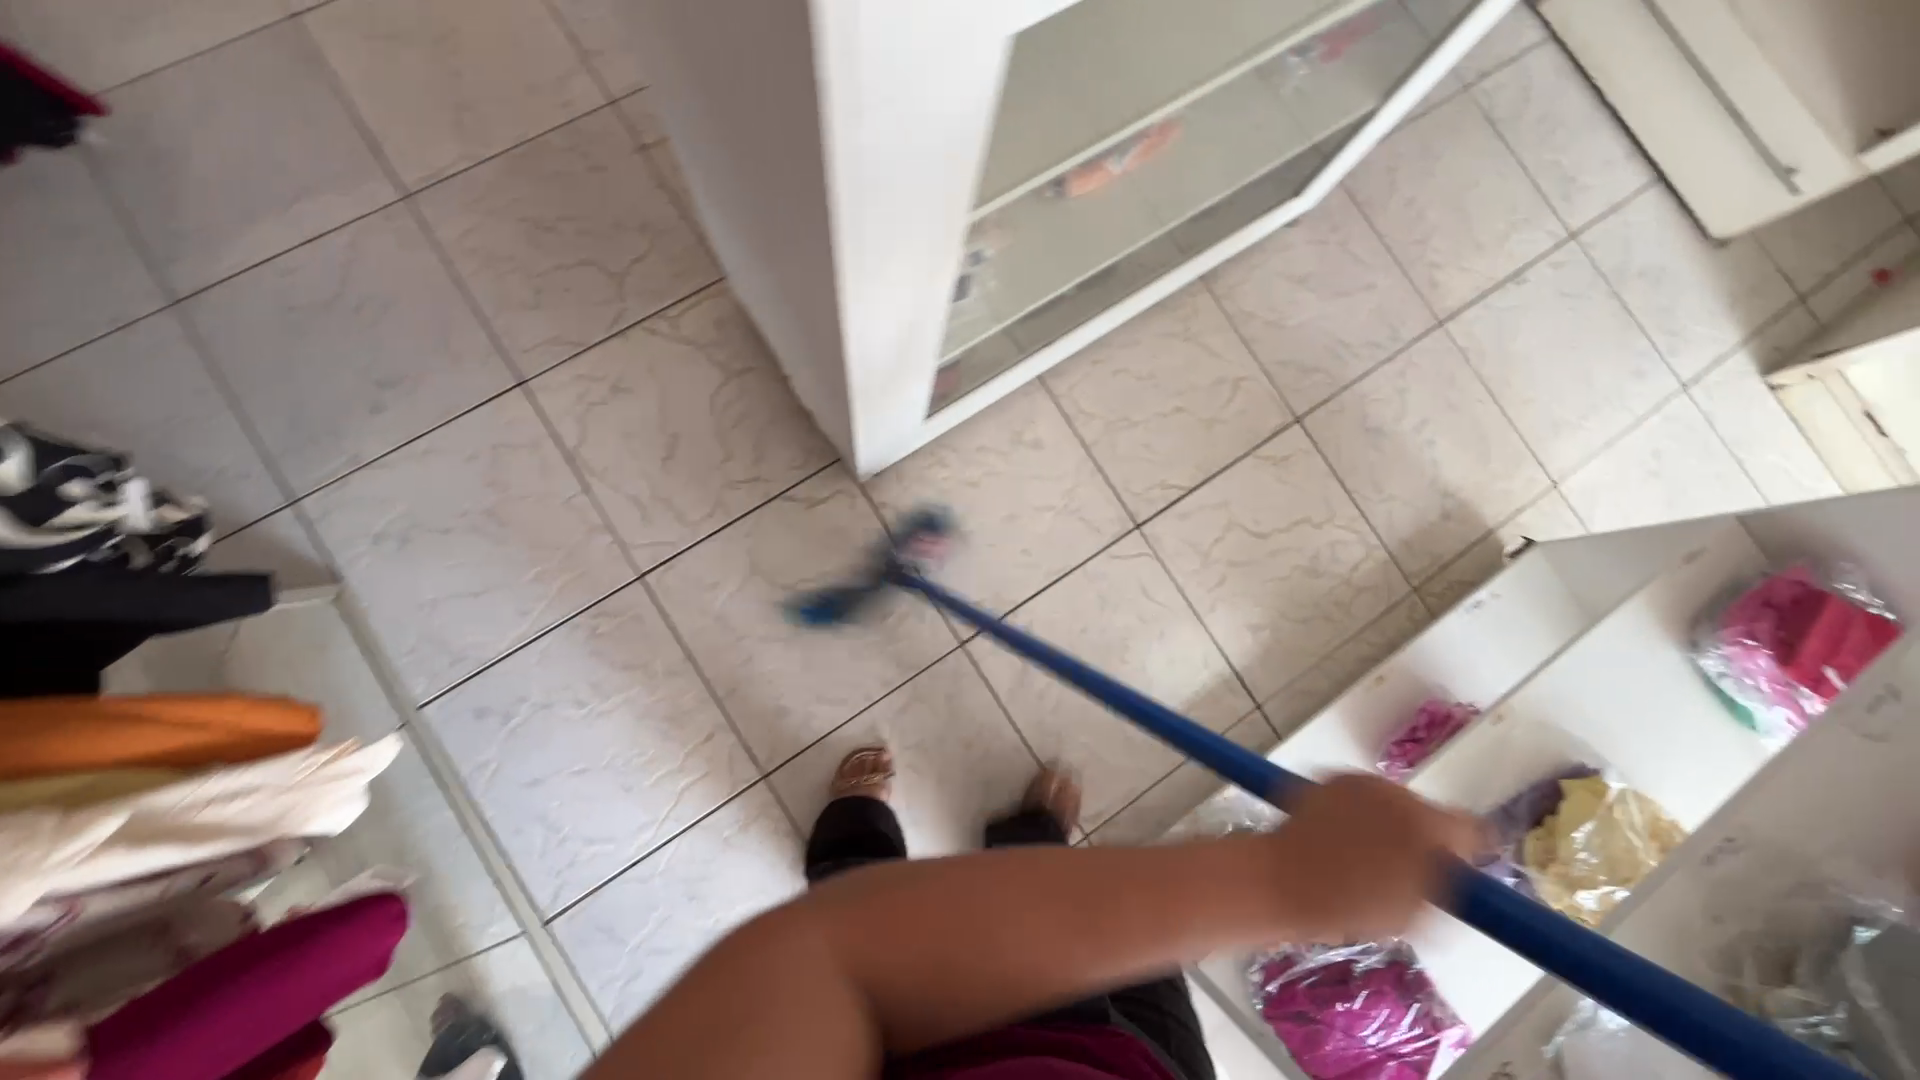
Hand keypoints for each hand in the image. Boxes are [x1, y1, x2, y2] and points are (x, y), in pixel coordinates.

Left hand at [1265, 773, 1484, 942]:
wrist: (1281, 881)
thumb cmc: (1350, 906)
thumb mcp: (1416, 912)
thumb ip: (1446, 887)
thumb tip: (1456, 874)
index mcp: (1429, 825)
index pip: (1472, 829)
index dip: (1465, 851)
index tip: (1452, 870)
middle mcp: (1398, 792)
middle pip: (1428, 812)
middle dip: (1422, 836)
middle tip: (1402, 869)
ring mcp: (1360, 779)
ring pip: (1392, 801)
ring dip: (1388, 821)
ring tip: (1363, 854)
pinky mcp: (1329, 776)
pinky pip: (1358, 794)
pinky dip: (1356, 810)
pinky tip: (1339, 836)